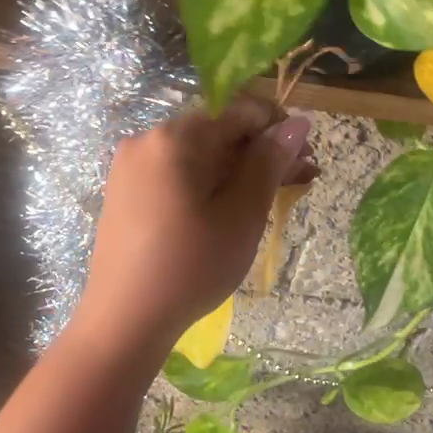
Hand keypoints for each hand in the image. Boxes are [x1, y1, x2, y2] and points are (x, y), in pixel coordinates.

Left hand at [73, 98, 311, 353]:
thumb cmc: (191, 267)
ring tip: (267, 203)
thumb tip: (297, 122)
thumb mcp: (241, 215)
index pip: (241, 112)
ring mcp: (130, 168)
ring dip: (236, 172)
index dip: (280, 131)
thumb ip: (269, 163)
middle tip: (297, 185)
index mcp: (175, 137)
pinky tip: (228, 211)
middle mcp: (147, 140)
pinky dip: (207, 187)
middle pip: (217, 132)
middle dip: (259, 154)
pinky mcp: (125, 194)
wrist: (125, 321)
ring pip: (197, 157)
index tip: (307, 162)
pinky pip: (175, 176)